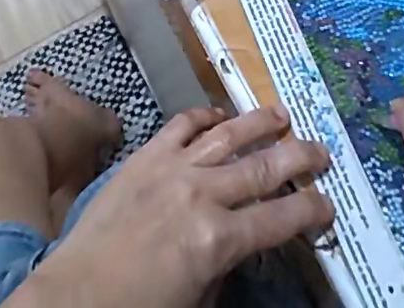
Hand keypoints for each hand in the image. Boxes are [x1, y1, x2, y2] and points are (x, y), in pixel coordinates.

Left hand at [6, 105, 334, 307]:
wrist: (75, 295)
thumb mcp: (198, 300)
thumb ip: (225, 265)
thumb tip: (240, 239)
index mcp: (218, 241)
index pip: (278, 219)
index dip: (309, 210)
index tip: (327, 204)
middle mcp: (201, 195)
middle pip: (261, 168)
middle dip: (298, 158)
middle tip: (320, 151)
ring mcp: (172, 168)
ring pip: (226, 135)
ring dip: (258, 123)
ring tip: (282, 114)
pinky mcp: (146, 155)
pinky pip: (182, 125)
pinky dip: (204, 116)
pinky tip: (220, 115)